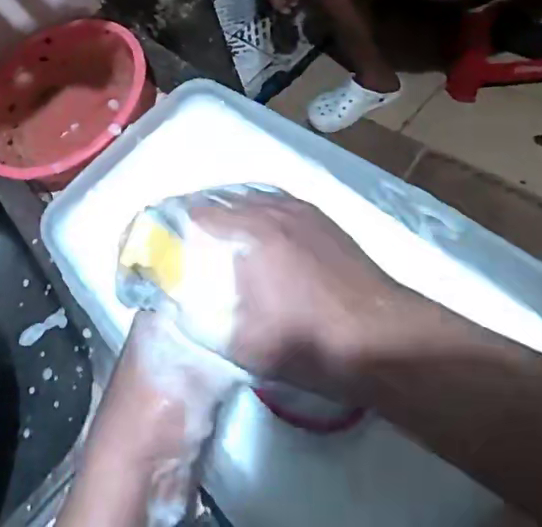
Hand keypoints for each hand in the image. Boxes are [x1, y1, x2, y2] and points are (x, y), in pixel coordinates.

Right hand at [186, 190, 424, 397]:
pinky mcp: (317, 216)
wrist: (385, 343)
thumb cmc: (308, 343)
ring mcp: (295, 208)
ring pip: (242, 198)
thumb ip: (197, 313)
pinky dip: (251, 213)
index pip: (189, 212)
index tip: (156, 243)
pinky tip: (253, 237)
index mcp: (246, 231)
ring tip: (214, 238)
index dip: (166, 226)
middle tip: (181, 242)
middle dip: (191, 217)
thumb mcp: (239, 340)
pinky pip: (269, 202)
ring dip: (222, 213)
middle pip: (213, 199)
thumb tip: (169, 299)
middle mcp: (267, 208)